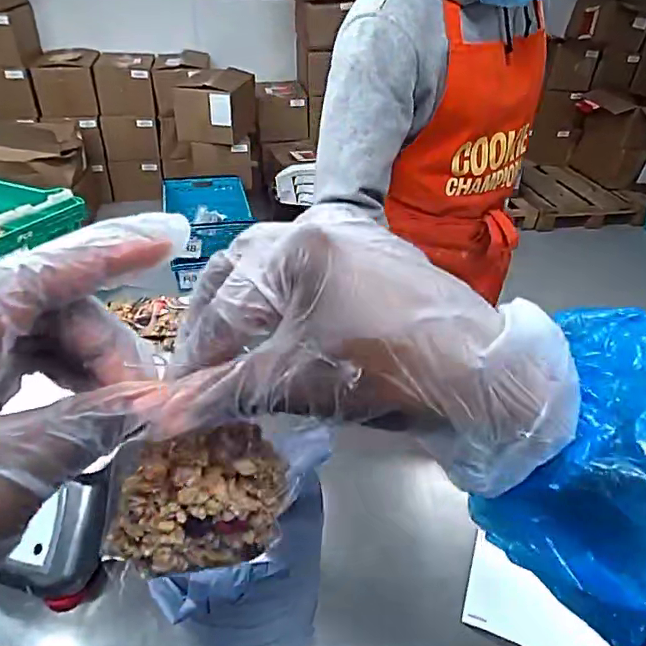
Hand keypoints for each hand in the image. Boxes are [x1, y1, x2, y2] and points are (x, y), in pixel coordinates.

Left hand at [0, 214, 188, 645]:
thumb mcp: (8, 481)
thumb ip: (91, 424)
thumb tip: (163, 399)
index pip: (23, 279)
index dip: (99, 255)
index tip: (163, 242)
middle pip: (41, 309)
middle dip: (104, 343)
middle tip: (149, 393)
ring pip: (39, 339)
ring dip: (92, 367)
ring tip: (129, 410)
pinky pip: (26, 372)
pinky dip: (70, 387)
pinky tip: (97, 414)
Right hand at [167, 206, 578, 495]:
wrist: (483, 373)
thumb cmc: (392, 370)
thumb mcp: (301, 380)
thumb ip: (227, 392)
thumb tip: (161, 417)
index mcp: (302, 246)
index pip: (227, 301)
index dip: (197, 352)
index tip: (174, 393)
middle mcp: (326, 228)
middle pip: (245, 271)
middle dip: (217, 320)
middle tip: (199, 368)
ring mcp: (358, 239)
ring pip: (280, 272)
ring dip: (252, 313)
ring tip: (234, 357)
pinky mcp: (381, 259)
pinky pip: (315, 277)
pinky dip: (289, 307)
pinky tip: (283, 338)